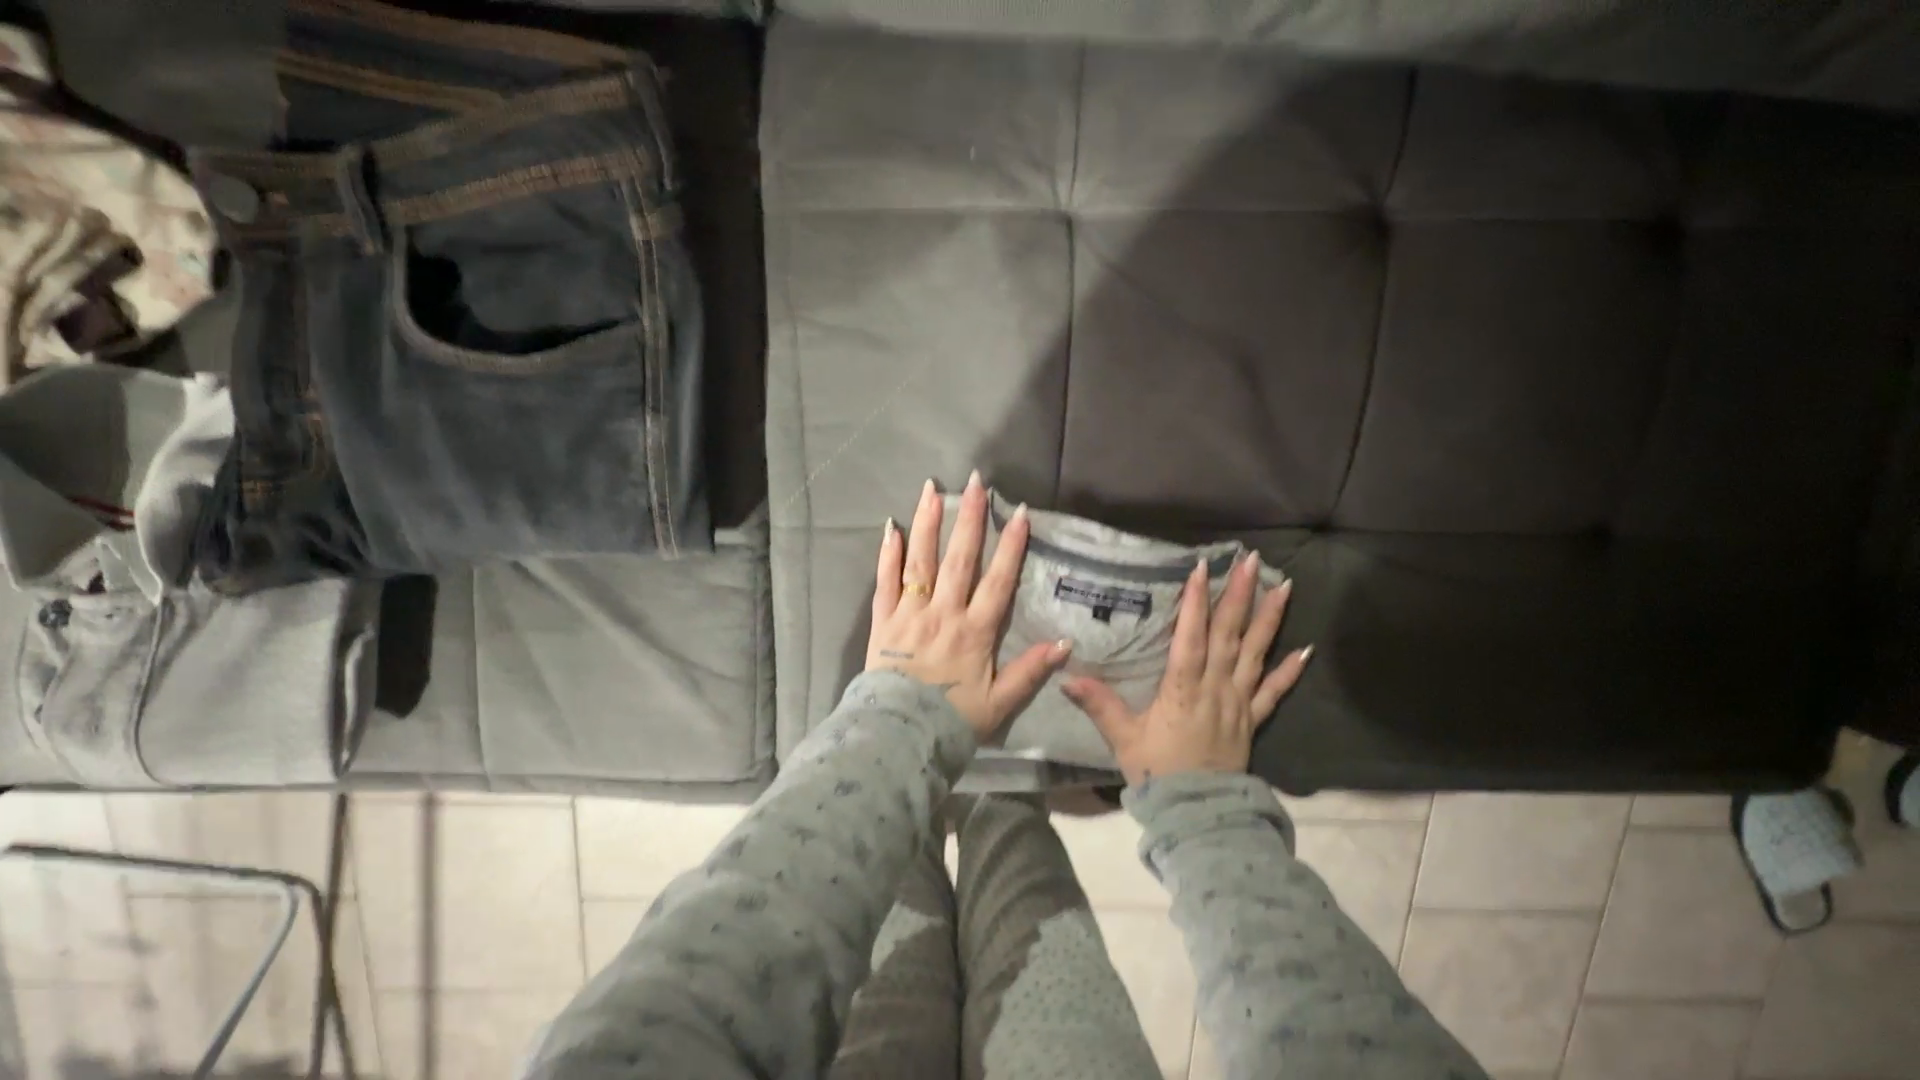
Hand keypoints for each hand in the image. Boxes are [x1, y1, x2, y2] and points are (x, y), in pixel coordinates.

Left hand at [867, 471, 1071, 740]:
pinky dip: (887, 554)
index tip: (1019, 513)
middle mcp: (943, 613)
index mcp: (975, 631)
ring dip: (927, 523)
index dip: (1011, 547)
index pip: (997, 581)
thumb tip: (1066, 643)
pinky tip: (891, 527)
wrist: (899, 737)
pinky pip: (885, 582)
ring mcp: (910, 614)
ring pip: (920, 561)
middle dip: (969, 518)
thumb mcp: (1000, 702)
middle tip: (976, 481)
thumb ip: (1031, 671)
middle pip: (959, 559)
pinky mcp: (882, 622)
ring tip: (932, 489)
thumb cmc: (953, 722)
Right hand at [1063, 553, 1309, 785]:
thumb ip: (1099, 704)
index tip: (1202, 567)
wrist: (1197, 811)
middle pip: (1229, 635)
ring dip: (1269, 618)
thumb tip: (1066, 676)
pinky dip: (1290, 670)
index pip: (1191, 637)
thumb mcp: (1123, 738)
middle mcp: (1216, 687)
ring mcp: (1239, 702)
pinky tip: (1306, 649)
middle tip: (1251, 559)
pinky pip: (1275, 691)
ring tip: (1284, 585)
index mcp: (1183, 688)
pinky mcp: (1253, 719)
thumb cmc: (1157, 771)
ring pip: (1256, 653)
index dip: (1196, 602)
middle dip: (1239, 595)